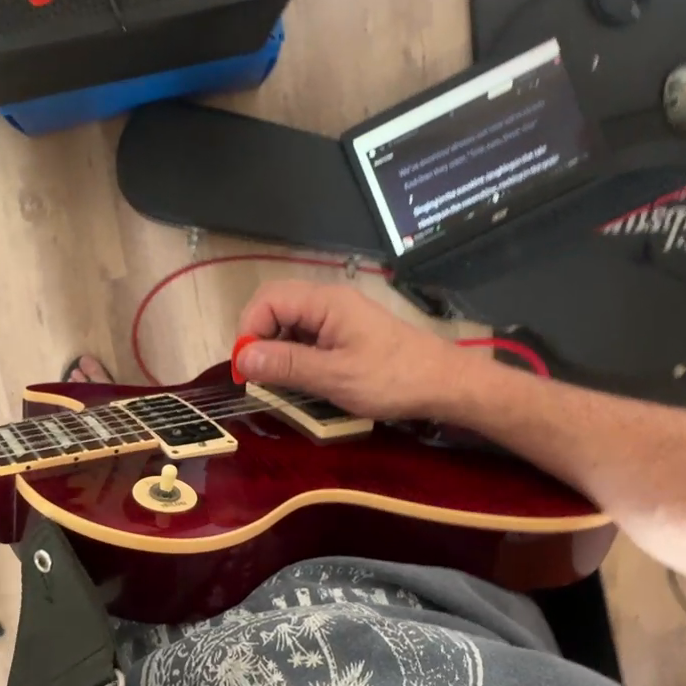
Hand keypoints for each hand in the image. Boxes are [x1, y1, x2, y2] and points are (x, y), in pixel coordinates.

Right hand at [235, 281, 492, 419]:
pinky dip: (296, 357)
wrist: (443, 383)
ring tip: (281, 384)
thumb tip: (242, 358)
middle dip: (259, 340)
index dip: (248, 332)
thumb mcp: (334, 377)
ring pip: (289, 324)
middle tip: (259, 378)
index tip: (248, 371)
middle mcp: (328, 302)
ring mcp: (337, 317)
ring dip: (278, 351)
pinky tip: (303, 381)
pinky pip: (307, 337)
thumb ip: (287, 365)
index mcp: (325, 302)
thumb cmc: (391, 379)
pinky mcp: (345, 333)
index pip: (266, 301)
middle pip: (274, 308)